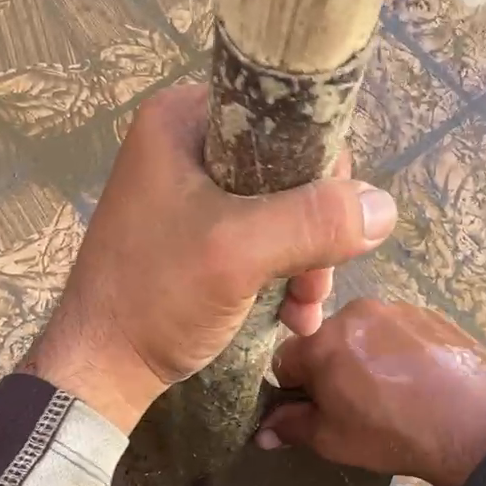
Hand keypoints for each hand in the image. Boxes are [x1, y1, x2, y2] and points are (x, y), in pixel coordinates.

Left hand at [21, 83, 397, 430]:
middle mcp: (186, 148)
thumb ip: (313, 221)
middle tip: (316, 282)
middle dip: (314, 232)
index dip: (321, 168)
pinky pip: (256, 244)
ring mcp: (188, 198)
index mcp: (184, 120)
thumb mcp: (238, 252)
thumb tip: (385, 208)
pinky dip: (280, 279)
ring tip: (304, 312)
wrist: (100, 369)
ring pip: (278, 213)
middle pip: (287, 171)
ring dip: (303, 264)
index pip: (283, 117)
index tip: (331, 224)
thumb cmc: (155, 297)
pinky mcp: (191, 242)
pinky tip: (292, 318)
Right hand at [257, 300, 485, 485]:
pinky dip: (394, 352)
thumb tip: (262, 432)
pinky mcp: (430, 314)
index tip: (309, 410)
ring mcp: (396, 308)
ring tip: (388, 393)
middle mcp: (355, 312)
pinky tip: (413, 381)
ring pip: (361, 334)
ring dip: (362, 358)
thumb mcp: (331, 440)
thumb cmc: (391, 434)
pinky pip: (395, 332)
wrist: (476, 425)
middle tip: (350, 405)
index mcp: (323, 341)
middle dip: (328, 369)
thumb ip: (291, 428)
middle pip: (324, 341)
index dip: (291, 389)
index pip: (284, 360)